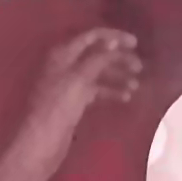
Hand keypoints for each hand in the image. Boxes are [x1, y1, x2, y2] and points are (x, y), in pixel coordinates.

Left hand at [9, 28, 142, 180]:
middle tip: (139, 66)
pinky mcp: (74, 101)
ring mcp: (70, 83)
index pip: (92, 36)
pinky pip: (96, 90)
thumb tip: (113, 41)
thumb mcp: (79, 79)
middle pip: (97, 54)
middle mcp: (67, 64)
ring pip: (98, 73)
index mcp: (64, 53)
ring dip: (117, 75)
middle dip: (118, 58)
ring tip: (136, 85)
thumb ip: (97, 58)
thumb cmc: (58, 107)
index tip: (136, 43)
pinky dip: (110, 91)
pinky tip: (125, 97)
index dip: (114, 37)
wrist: (41, 144)